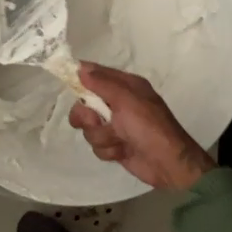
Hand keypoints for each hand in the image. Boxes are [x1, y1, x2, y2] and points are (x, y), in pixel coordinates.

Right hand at [70, 62, 216, 190]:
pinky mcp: (115, 145)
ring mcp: (116, 126)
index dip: (80, 76)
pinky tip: (122, 151)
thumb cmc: (149, 127)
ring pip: (89, 128)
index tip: (64, 79)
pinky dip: (108, 150)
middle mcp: (119, 103)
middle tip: (98, 122)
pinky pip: (97, 145)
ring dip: (102, 137)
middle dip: (88, 117)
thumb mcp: (127, 100)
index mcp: (126, 86)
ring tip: (119, 140)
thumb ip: (103, 84)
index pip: (96, 74)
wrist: (167, 163)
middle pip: (85, 104)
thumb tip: (81, 68)